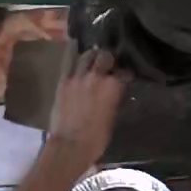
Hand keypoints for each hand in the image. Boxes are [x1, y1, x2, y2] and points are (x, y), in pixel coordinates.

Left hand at [43, 48, 128, 175]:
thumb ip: (115, 99)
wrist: (71, 145)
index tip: (126, 77)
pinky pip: (68, 61)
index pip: (126, 73)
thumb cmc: (97, 138)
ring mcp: (79, 77)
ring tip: (93, 57)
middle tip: (109, 63)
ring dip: (92, 55)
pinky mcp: (64, 81)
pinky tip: (74, 45)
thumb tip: (116, 91)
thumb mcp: (113, 116)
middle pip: (106, 57)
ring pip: (88, 55)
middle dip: (110, 59)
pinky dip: (72, 53)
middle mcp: (98, 77)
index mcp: (114, 87)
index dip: (126, 74)